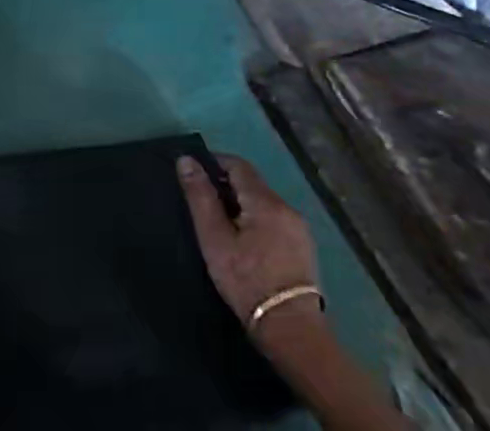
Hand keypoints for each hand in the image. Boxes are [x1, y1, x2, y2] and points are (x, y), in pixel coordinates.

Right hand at [176, 153, 319, 329]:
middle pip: (252, 184)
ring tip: (219, 222)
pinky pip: (275, 220)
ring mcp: (299, 230)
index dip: (215, 162)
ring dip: (241, 204)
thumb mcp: (214, 238)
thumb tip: (186, 160)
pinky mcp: (303, 249)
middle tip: (201, 200)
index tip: (194, 172)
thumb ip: (200, 197)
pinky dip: (256, 220)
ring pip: (264, 203)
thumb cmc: (246, 280)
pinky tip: (243, 240)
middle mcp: (287, 208)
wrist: (289, 329)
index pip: (238, 165)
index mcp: (266, 202)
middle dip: (226, 185)